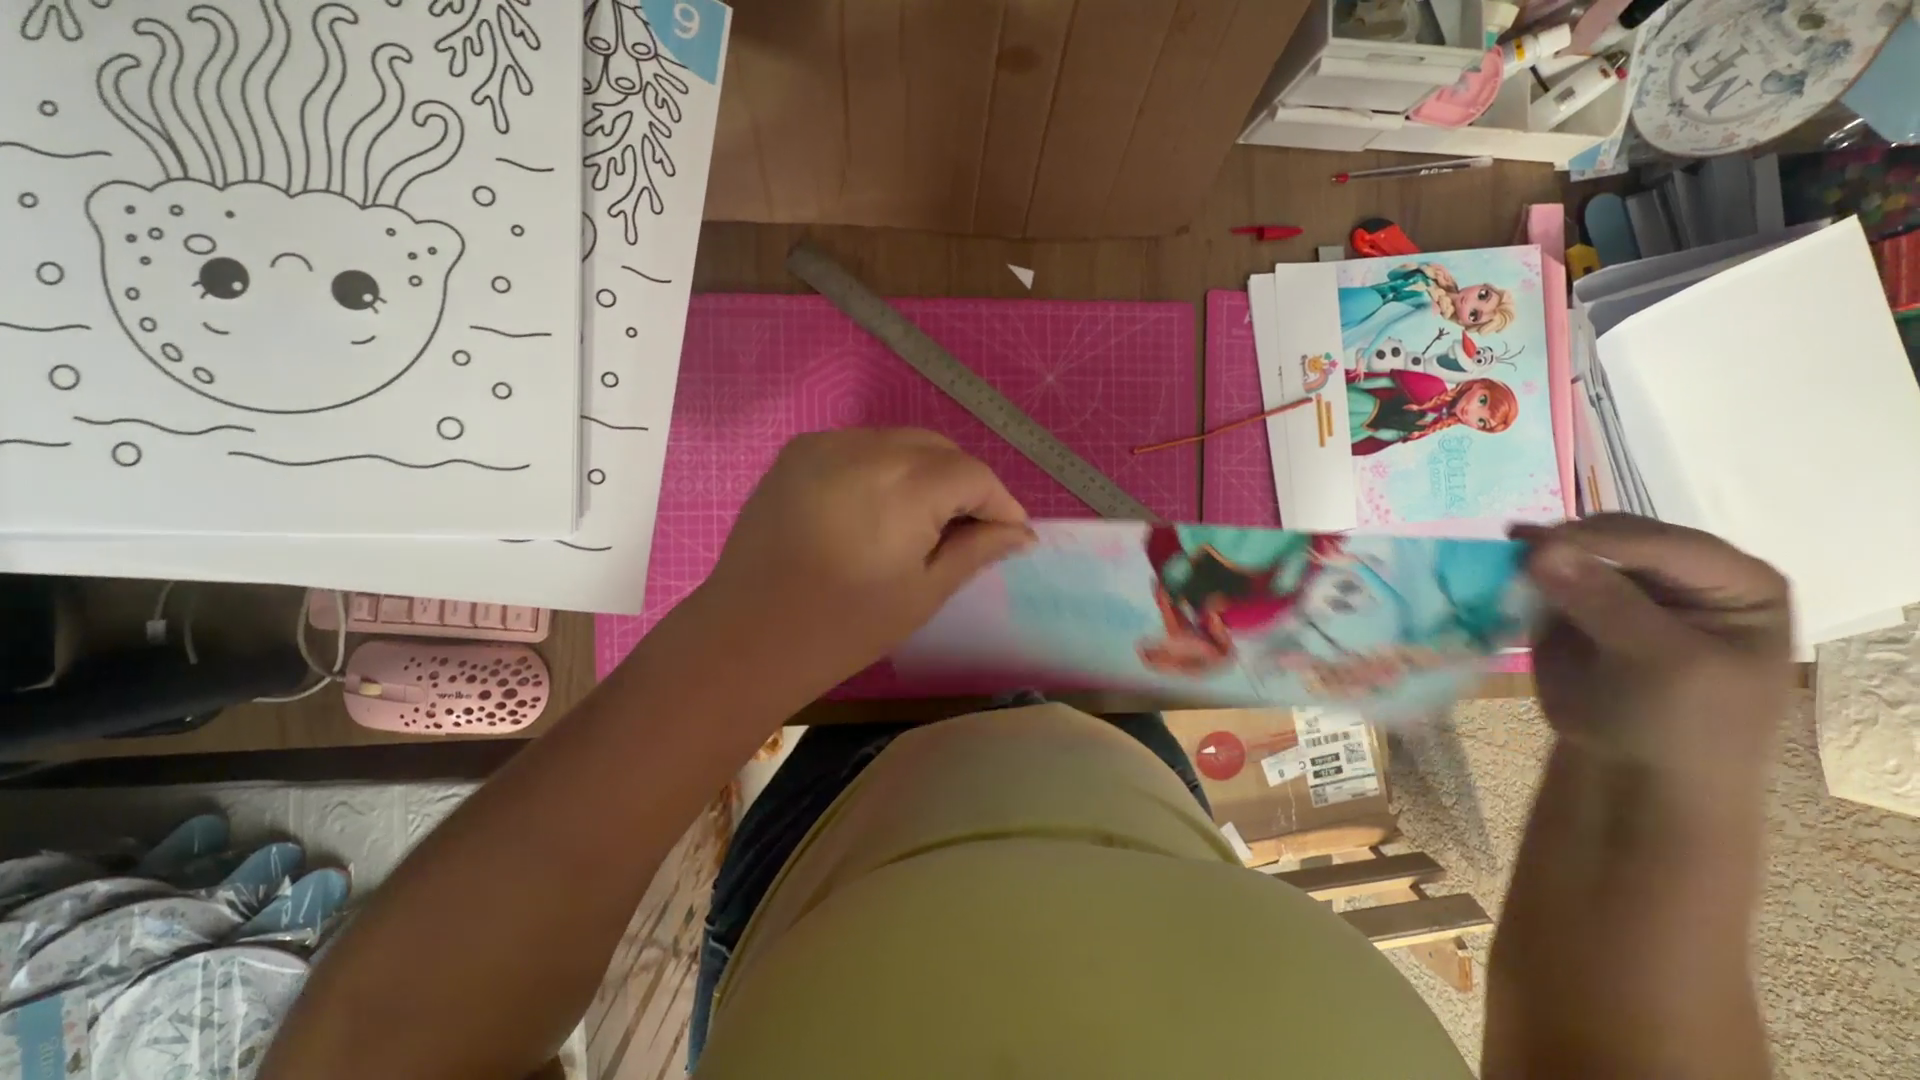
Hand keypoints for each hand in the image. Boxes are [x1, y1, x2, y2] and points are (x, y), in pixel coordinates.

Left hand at [692, 429, 1033, 696]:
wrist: (747, 635)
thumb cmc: (845, 627)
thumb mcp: (923, 593)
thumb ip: (976, 550)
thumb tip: (1020, 532)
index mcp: (905, 486)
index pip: (972, 474)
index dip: (998, 502)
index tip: (1008, 535)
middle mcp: (867, 448)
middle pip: (938, 449)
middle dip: (963, 483)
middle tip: (967, 531)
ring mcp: (826, 444)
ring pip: (898, 443)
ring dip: (923, 472)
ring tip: (920, 522)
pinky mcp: (797, 452)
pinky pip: (859, 446)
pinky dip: (881, 467)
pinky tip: (875, 508)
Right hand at [1514, 515, 1792, 772]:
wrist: (1640, 782)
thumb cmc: (1681, 730)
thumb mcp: (1661, 665)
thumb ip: (1605, 602)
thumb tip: (1539, 550)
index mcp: (1738, 584)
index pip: (1668, 545)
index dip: (1605, 541)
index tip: (1539, 544)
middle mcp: (1684, 575)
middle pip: (1620, 540)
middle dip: (1569, 543)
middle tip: (1514, 545)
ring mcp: (1629, 588)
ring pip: (1578, 553)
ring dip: (1540, 555)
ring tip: (1502, 555)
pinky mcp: (1581, 607)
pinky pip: (1549, 579)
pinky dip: (1523, 576)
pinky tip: (1502, 575)